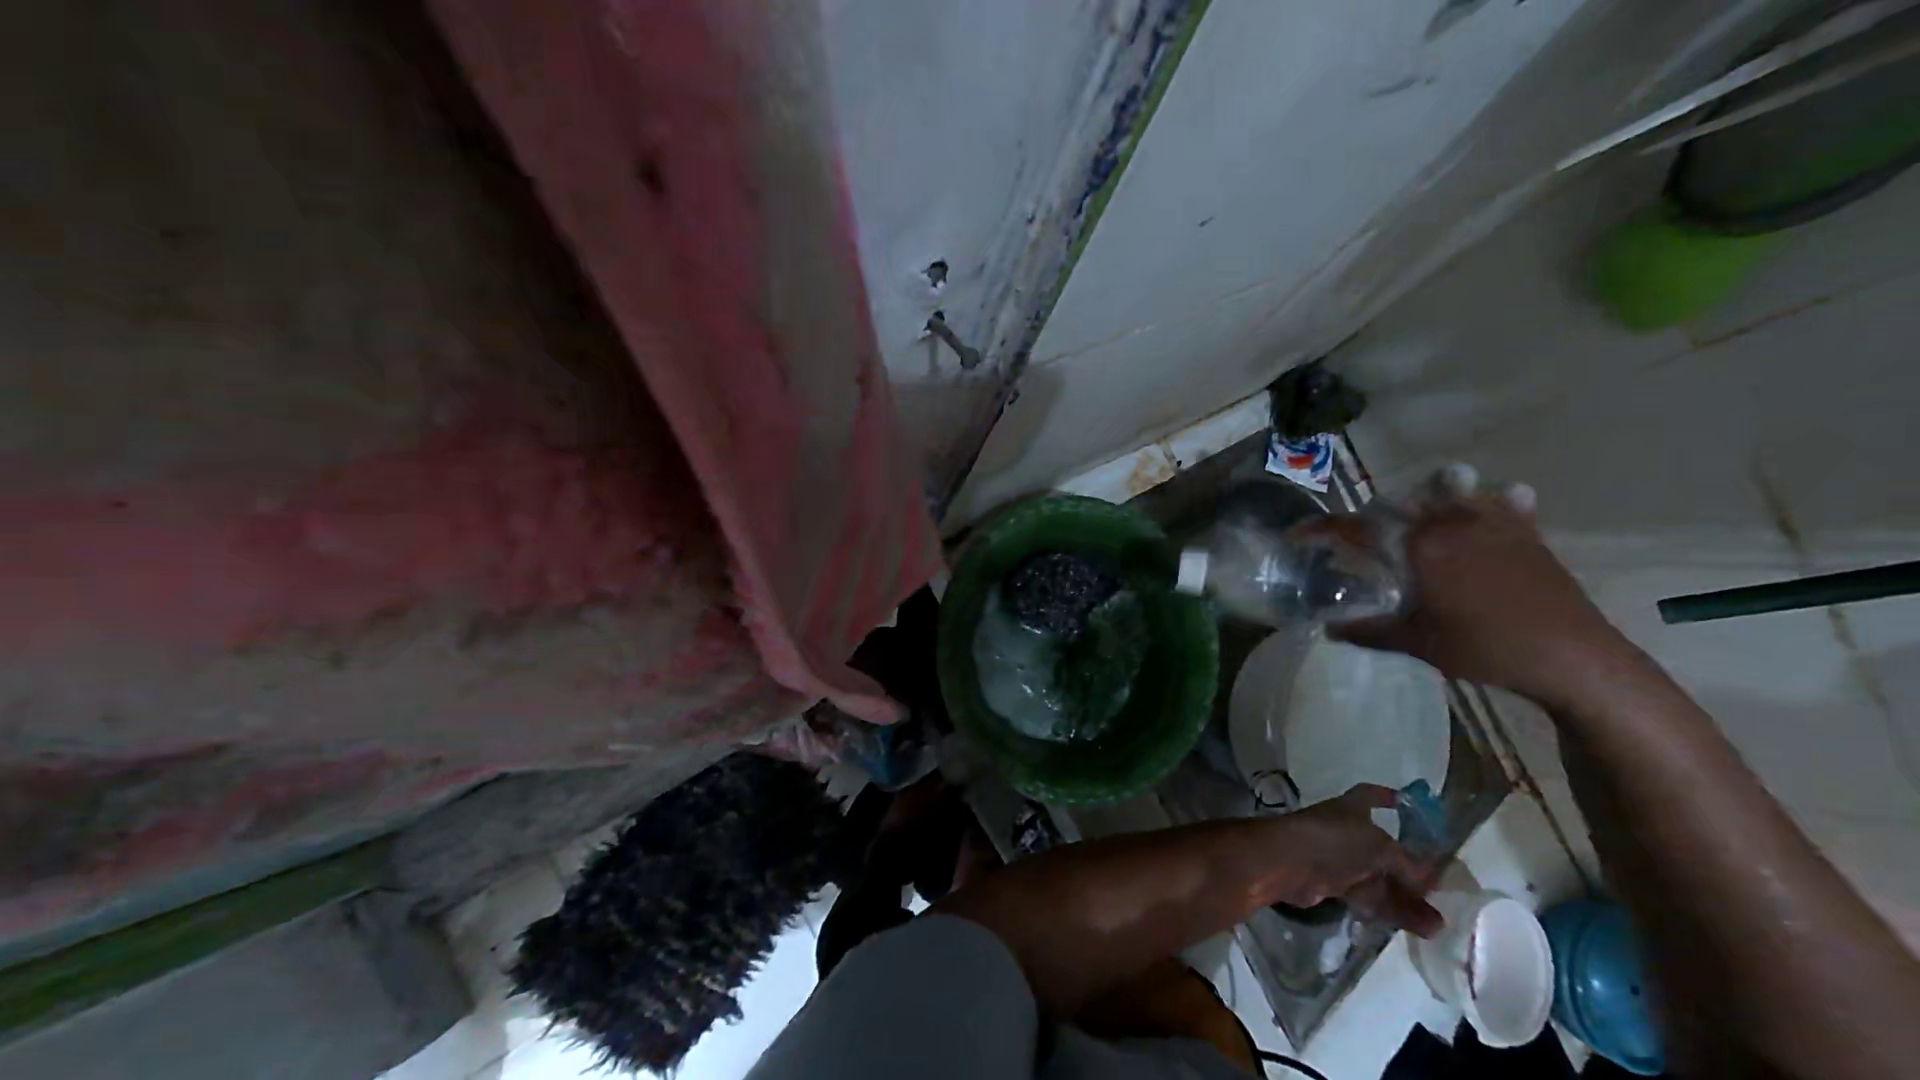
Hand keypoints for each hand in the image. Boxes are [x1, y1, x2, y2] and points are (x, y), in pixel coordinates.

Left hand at [1274, 785, 1441, 936]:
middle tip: (1440, 892)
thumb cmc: (1334, 839)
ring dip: (1407, 900)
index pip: (1370, 795)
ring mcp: (1337, 858)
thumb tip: (1429, 882)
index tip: (1407, 803)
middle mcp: (1345, 831)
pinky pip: (1368, 897)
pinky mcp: (1331, 884)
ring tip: (1437, 925)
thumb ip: (1407, 864)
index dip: (1387, 797)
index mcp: (1352, 808)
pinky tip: (1419, 929)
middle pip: (1383, 849)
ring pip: (1379, 879)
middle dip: (1410, 871)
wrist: (1289, 862)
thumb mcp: (1380, 846)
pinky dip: (1391, 911)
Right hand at [1339, 468, 1629, 709]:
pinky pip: (1506, 503)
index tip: (1300, 534)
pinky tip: (1495, 504)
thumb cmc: (1485, 648)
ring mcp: (1495, 524)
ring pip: (1450, 494)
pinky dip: (1495, 501)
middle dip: (1372, 517)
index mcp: (1420, 545)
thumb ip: (1369, 631)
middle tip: (1358, 540)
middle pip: (1400, 504)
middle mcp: (1452, 523)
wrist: (1573, 657)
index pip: (1358, 527)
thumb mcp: (1417, 643)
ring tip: (1416, 517)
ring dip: (1427, 500)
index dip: (1323, 529)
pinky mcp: (1528, 534)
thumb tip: (1329, 628)